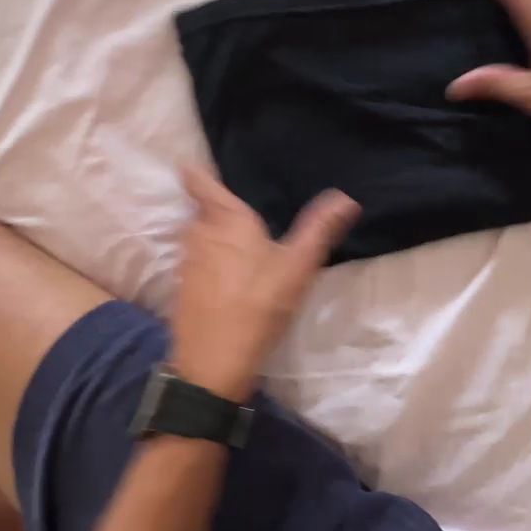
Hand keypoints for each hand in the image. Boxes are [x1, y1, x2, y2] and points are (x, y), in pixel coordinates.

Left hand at [168, 165, 357, 400]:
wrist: (214, 363)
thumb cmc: (258, 306)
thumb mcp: (297, 267)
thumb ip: (320, 229)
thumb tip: (346, 198)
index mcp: (224, 218)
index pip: (199, 179)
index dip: (203, 170)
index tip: (215, 167)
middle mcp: (198, 232)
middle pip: (203, 208)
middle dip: (222, 208)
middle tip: (251, 212)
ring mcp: (186, 261)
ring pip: (200, 236)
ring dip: (217, 237)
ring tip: (245, 245)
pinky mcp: (183, 288)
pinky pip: (198, 261)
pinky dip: (211, 262)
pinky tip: (232, 278)